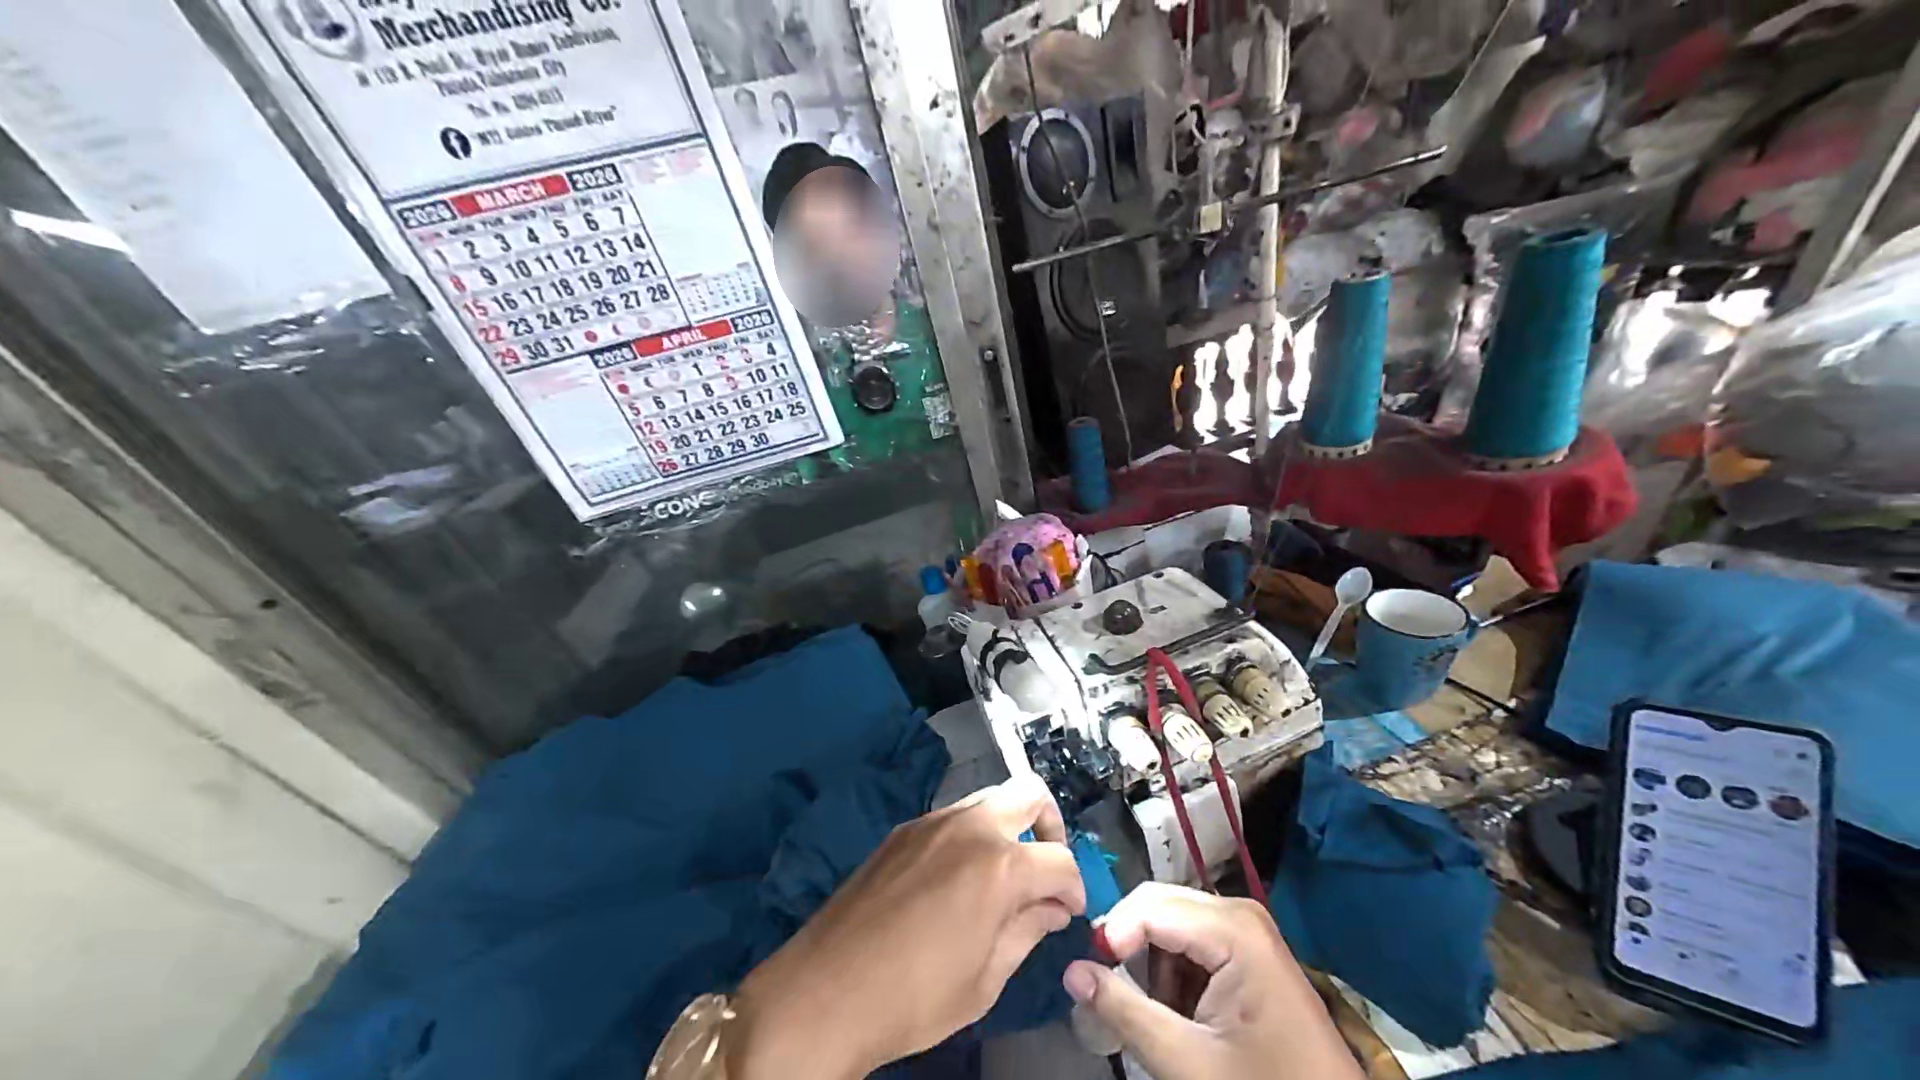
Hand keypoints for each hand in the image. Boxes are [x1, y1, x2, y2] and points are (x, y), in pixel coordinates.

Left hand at [730, 774, 1086, 1078]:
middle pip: (1029, 792)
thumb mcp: (986, 979)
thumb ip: (1027, 931)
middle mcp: (969, 827)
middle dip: (1050, 825)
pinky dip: (971, 836)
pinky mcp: (902, 831)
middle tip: (1045, 870)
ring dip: (1008, 827)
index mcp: (999, 865)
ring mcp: (931, 822)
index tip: (1070, 912)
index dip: (1075, 889)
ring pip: (988, 798)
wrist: (824, 991)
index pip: (1061, 860)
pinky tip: (957, 880)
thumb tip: (1052, 907)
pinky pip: (952, 817)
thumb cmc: (914, 998)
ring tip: (1002, 877)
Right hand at [1063, 884, 1363, 1079]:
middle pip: (1157, 906)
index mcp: (1233, 928)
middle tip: (1107, 994)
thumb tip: (1070, 971)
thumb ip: (1123, 1011)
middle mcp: (1238, 912)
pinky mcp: (1247, 948)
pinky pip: (1190, 939)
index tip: (1090, 979)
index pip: (1147, 907)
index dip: (1111, 937)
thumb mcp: (1188, 1063)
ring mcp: (1245, 928)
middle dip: (1128, 948)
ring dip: (1149, 963)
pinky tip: (1180, 1012)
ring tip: (1150, 1015)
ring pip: (1168, 923)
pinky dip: (1172, 971)